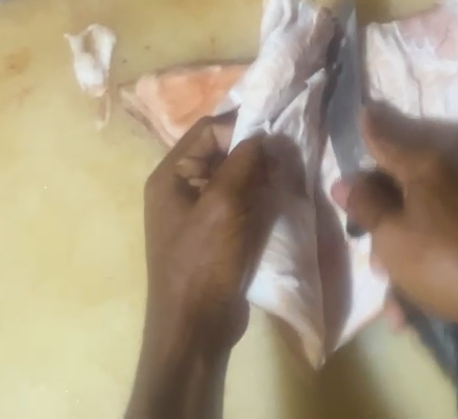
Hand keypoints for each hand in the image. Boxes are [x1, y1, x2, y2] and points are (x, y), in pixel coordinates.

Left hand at [141, 114, 273, 348]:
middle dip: (256, 150)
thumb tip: (263, 134)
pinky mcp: (215, 231)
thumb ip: (243, 161)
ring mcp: (197, 210)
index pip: (209, 129)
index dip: (242, 127)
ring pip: (235, 174)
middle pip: (222, 149)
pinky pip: (240, 198)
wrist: (195, 330)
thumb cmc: (203, 262)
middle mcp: (180, 187)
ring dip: (261, 173)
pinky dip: (260, 194)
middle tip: (287, 157)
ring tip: (287, 175)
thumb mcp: (223, 204)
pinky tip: (280, 197)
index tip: (276, 137)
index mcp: (171, 175)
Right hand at [332, 107, 457, 336]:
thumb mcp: (390, 233)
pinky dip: (412, 282)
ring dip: (392, 261)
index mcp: (421, 169)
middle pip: (392, 188)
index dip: (369, 129)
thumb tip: (344, 180)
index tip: (361, 106)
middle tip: (358, 240)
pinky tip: (405, 315)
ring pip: (406, 226)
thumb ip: (365, 206)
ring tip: (391, 297)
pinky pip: (425, 256)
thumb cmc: (437, 258)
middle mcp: (438, 182)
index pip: (385, 141)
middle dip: (372, 219)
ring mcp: (452, 213)